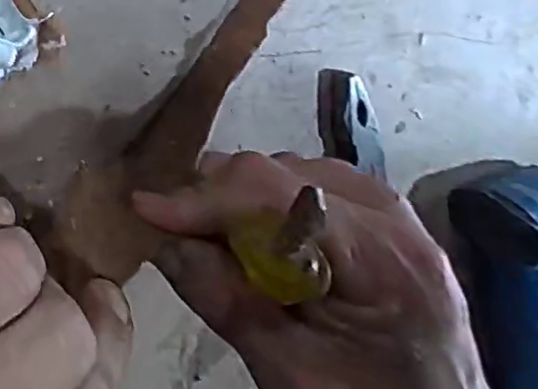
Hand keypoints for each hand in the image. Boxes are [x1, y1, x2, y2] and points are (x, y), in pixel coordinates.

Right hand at [133, 152, 485, 388]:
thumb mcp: (289, 369)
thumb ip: (222, 298)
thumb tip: (159, 236)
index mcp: (384, 260)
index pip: (276, 194)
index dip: (205, 198)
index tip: (148, 211)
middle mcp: (390, 213)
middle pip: (274, 174)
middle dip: (218, 202)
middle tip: (186, 242)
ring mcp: (386, 202)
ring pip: (279, 169)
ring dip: (240, 203)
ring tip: (231, 251)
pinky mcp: (375, 203)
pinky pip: (298, 179)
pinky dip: (266, 203)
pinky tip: (266, 243)